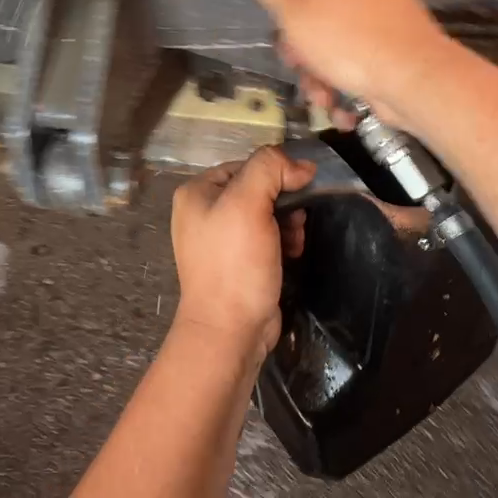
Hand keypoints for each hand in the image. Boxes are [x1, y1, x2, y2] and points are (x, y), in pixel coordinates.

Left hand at [170, 146, 315, 353]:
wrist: (229, 332)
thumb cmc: (235, 264)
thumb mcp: (248, 204)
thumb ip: (270, 170)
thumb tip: (300, 164)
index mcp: (196, 192)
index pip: (245, 165)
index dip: (275, 173)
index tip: (299, 189)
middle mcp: (203, 212)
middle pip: (257, 190)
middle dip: (284, 202)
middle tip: (297, 220)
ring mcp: (218, 241)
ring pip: (265, 215)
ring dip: (287, 223)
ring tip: (294, 242)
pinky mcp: (236, 264)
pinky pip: (265, 239)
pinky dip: (282, 242)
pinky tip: (291, 254)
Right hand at [212, 0, 458, 127]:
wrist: (419, 83)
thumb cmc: (352, 38)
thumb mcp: (294, 5)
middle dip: (291, 38)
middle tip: (291, 55)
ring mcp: (376, 10)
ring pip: (320, 33)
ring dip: (311, 67)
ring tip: (318, 90)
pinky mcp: (384, 43)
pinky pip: (343, 53)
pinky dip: (335, 77)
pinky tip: (336, 100)